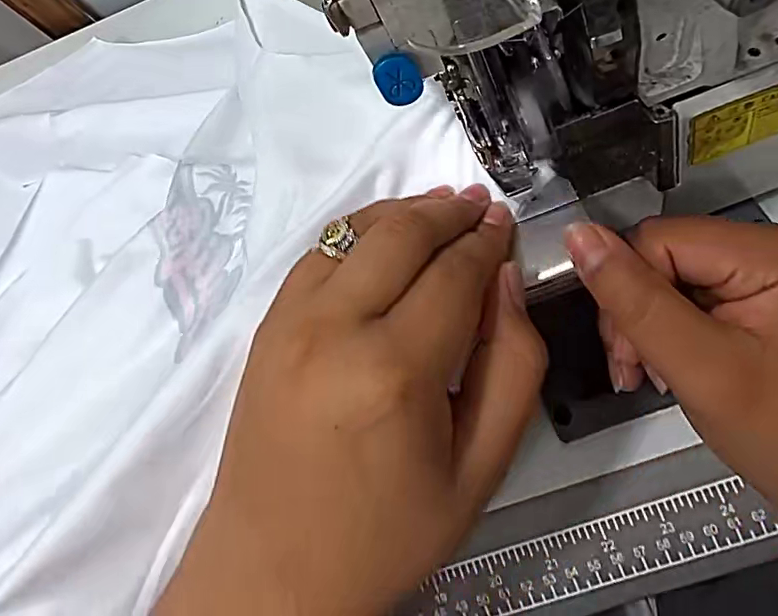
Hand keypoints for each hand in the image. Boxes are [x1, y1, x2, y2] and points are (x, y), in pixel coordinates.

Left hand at [157, 186, 547, 615]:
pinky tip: (384, 235)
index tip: (504, 223)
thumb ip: (511, 367)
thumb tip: (504, 281)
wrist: (273, 571)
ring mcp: (291, 319)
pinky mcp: (267, 322)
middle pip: (402, 234)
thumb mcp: (478, 471)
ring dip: (403, 211)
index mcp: (394, 372)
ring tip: (440, 207)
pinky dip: (358, 231)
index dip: (485, 241)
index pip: (453, 274)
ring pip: (356, 230)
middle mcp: (334, 328)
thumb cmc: (386, 532)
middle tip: (478, 205)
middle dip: (448, 212)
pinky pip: (319, 252)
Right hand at [563, 216, 777, 523]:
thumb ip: (636, 299)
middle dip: (634, 311)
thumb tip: (580, 237)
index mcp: (774, 253)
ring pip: (663, 274)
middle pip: (659, 255)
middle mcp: (771, 249)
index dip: (629, 289)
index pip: (658, 240)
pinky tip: (666, 362)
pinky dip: (662, 328)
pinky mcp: (753, 295)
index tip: (629, 350)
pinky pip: (682, 291)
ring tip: (648, 371)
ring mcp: (764, 272)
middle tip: (634, 366)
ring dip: (643, 323)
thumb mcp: (701, 369)